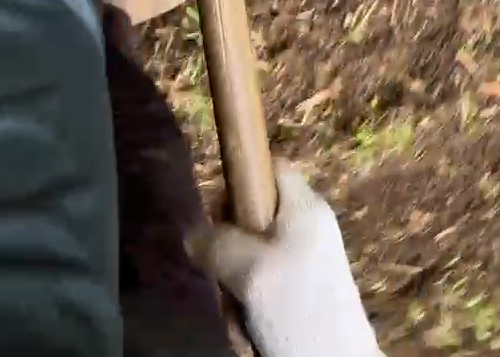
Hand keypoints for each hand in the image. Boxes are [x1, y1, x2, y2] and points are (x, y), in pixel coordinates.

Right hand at [209, 163, 382, 356]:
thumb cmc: (299, 307)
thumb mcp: (252, 270)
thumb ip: (218, 244)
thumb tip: (193, 234)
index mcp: (305, 206)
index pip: (270, 165)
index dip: (241, 178)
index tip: (220, 214)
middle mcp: (305, 227)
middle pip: (251, 217)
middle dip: (230, 254)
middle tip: (230, 281)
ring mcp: (303, 262)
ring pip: (249, 260)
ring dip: (237, 292)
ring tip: (244, 317)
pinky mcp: (298, 295)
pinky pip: (260, 289)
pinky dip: (250, 311)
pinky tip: (253, 333)